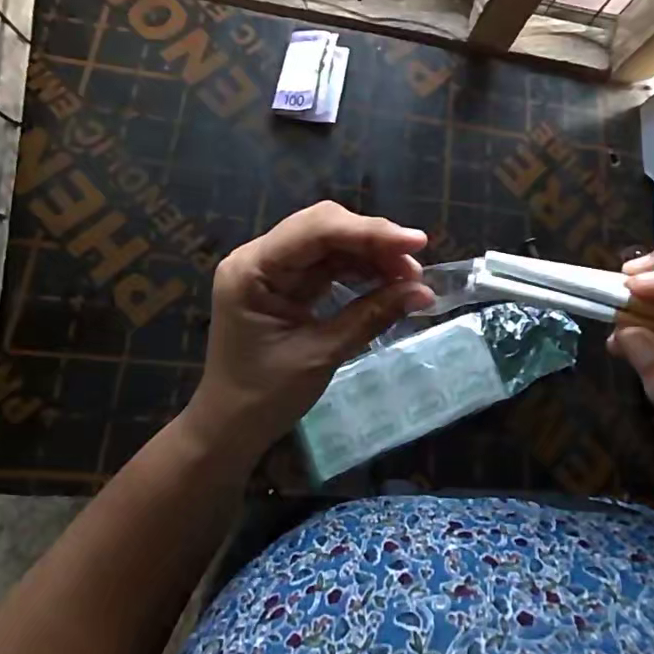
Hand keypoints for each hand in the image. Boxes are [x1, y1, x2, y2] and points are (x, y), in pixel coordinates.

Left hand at [184, 202, 434, 457]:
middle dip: (373, 241)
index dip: (369, 231)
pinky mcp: (284, 284)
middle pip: (323, 227)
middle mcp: (258, 257)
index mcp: (252, 268)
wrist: (230, 426)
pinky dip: (358, 270)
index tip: (416, 242)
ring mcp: (271, 269)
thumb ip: (370, 316)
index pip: (315, 230)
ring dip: (370, 255)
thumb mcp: (320, 355)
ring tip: (409, 278)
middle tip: (415, 267)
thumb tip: (422, 292)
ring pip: (329, 243)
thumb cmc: (264, 396)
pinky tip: (386, 282)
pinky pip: (326, 264)